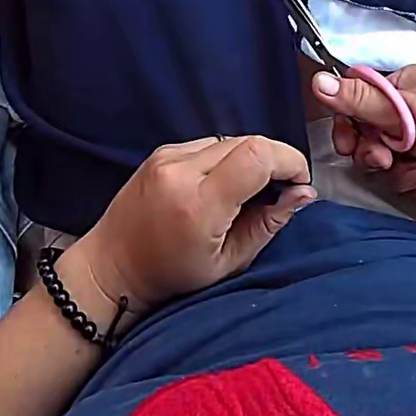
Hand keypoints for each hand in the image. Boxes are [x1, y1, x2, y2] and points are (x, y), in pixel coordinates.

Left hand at [69, 136, 314, 312]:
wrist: (111, 267)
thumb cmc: (169, 275)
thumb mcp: (229, 262)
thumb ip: (269, 223)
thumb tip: (304, 193)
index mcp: (198, 204)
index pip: (258, 156)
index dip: (290, 162)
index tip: (298, 183)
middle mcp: (180, 171)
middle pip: (250, 142)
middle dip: (276, 161)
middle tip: (280, 190)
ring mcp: (168, 157)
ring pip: (232, 140)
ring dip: (252, 159)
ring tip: (249, 192)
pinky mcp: (163, 151)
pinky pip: (211, 143)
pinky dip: (228, 158)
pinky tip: (222, 185)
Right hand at [311, 65, 415, 212]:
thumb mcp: (414, 110)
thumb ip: (363, 100)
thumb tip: (320, 82)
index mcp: (402, 87)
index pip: (355, 100)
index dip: (347, 122)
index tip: (349, 139)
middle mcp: (406, 115)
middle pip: (363, 136)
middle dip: (373, 153)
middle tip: (387, 156)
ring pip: (380, 165)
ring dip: (399, 172)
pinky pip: (400, 183)